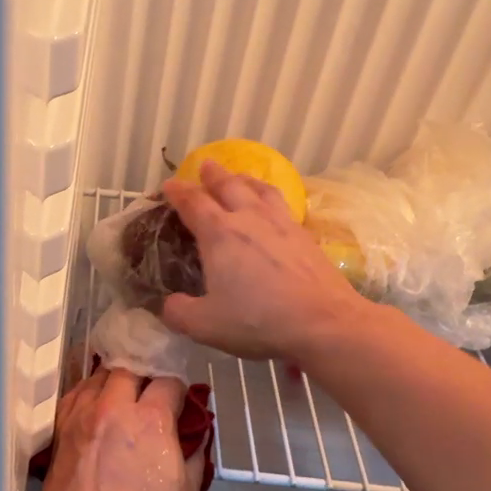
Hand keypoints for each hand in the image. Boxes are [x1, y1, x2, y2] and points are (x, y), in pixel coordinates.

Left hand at [33, 368, 204, 490]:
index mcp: (150, 419)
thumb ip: (195, 456)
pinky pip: (76, 394)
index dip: (178, 389)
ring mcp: (82, 416)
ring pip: (99, 376)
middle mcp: (113, 407)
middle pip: (130, 368)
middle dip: (145, 375)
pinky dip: (90, 392)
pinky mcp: (60, 430)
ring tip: (124, 395)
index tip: (181, 402)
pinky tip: (97, 405)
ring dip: (115, 379)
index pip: (168, 381)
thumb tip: (196, 438)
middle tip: (151, 393)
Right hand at [160, 160, 371, 360]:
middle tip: (206, 165)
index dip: (178, 192)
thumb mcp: (204, 325)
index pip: (193, 203)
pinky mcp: (305, 236)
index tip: (168, 185)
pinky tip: (272, 207)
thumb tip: (169, 305)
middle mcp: (249, 219)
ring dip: (245, 180)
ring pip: (260, 190)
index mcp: (219, 235)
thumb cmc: (257, 320)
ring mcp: (281, 224)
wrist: (322, 322)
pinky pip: (281, 204)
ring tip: (239, 177)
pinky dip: (269, 197)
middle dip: (214, 175)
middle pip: (229, 186)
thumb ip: (179, 312)